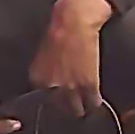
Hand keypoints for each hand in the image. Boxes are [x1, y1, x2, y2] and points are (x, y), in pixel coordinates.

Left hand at [31, 0, 113, 117]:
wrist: (73, 23)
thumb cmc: (56, 34)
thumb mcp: (43, 57)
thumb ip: (45, 75)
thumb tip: (52, 88)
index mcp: (38, 79)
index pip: (44, 104)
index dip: (54, 104)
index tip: (61, 104)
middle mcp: (52, 87)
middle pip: (61, 110)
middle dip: (68, 109)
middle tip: (75, 107)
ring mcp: (71, 87)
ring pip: (78, 110)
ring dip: (83, 109)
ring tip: (86, 108)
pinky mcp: (89, 84)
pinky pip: (93, 101)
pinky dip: (95, 102)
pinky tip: (96, 101)